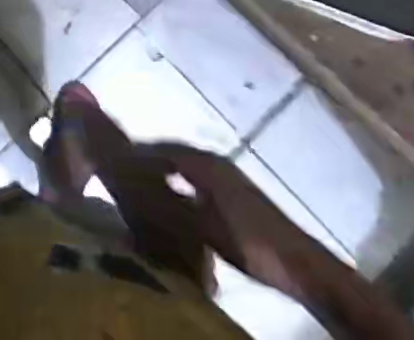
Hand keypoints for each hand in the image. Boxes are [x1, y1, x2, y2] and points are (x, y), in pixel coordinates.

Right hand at [135, 143, 335, 300]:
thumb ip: (167, 206)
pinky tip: (171, 196)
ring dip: (163, 168)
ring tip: (140, 182)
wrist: (300, 265)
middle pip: (172, 152)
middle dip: (148, 158)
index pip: (161, 149)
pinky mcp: (234, 190)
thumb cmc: (249, 242)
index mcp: (205, 164)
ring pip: (185, 164)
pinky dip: (179, 180)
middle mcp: (214, 161)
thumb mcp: (202, 227)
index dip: (137, 153)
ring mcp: (227, 175)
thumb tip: (133, 190)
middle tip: (122, 169)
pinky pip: (195, 175)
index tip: (113, 159)